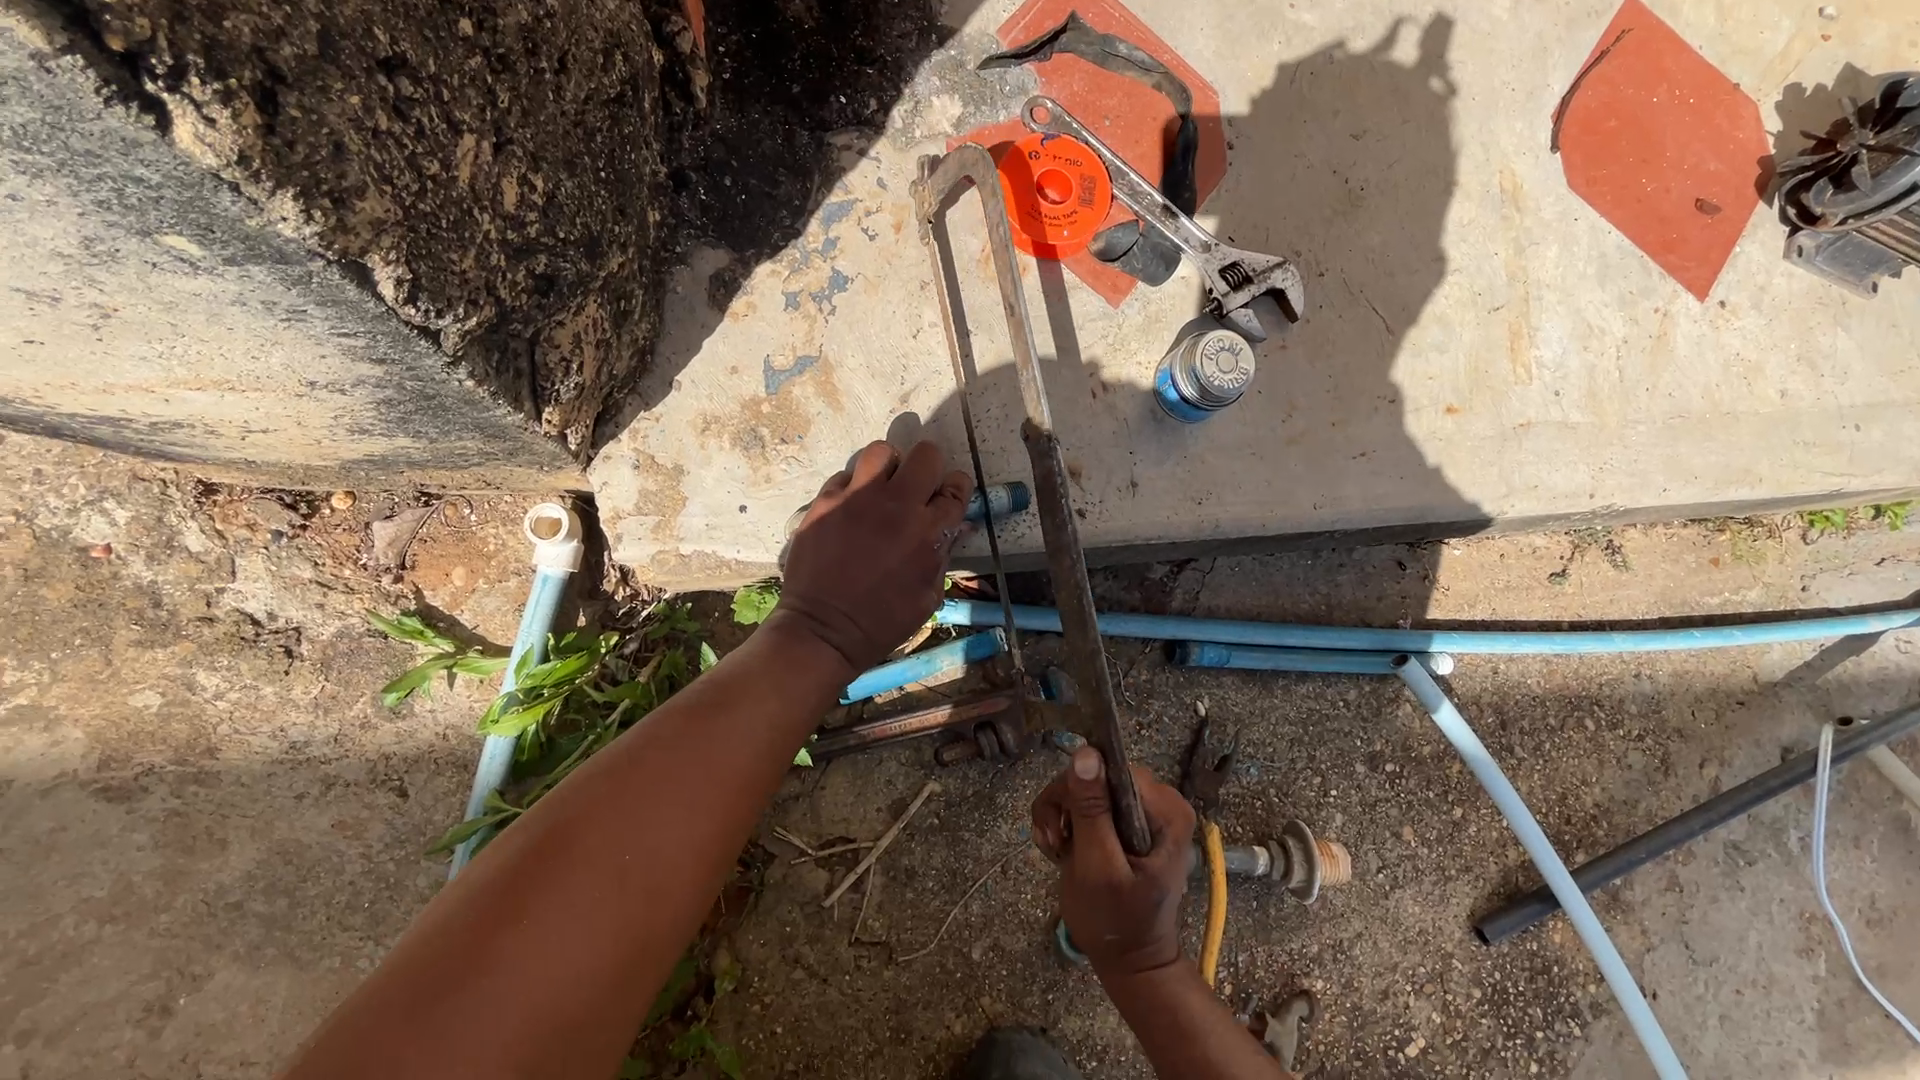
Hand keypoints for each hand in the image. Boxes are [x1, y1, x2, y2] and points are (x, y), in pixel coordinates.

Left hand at [773, 440, 973, 673]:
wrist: (823, 630)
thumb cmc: (882, 622)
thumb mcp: (928, 597)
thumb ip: (942, 556)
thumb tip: (953, 528)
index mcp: (928, 532)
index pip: (956, 487)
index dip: (955, 490)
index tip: (947, 499)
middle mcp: (897, 506)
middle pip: (926, 455)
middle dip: (928, 469)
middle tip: (917, 489)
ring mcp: (858, 498)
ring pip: (882, 452)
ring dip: (889, 467)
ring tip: (882, 489)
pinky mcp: (825, 501)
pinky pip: (846, 474)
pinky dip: (854, 487)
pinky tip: (851, 509)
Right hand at [1031, 747, 1196, 978]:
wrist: (1130, 962)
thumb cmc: (1116, 921)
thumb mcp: (1098, 867)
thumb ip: (1092, 811)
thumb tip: (1085, 753)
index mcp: (1167, 809)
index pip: (1112, 769)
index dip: (1080, 790)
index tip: (1063, 827)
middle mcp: (1161, 802)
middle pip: (1096, 776)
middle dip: (1066, 806)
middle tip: (1055, 844)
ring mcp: (1145, 812)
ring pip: (1086, 788)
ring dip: (1062, 816)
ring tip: (1057, 851)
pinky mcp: (1128, 822)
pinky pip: (1089, 803)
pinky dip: (1068, 824)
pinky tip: (1064, 850)